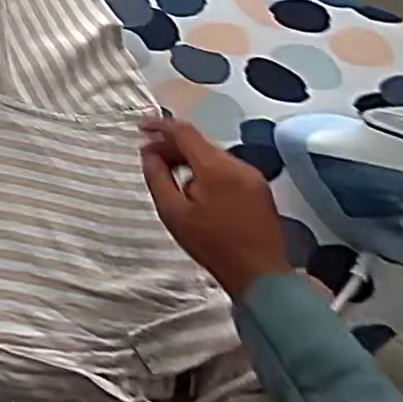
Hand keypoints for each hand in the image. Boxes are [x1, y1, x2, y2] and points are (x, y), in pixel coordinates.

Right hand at [139, 116, 289, 296]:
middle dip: (172, 145)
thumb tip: (148, 153)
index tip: (142, 127)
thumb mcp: (173, 212)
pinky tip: (194, 186)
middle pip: (198, 142)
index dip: (160, 125)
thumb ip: (156, 177)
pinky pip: (226, 167)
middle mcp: (238, 166)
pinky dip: (205, 168)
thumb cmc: (212, 245)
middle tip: (150, 157)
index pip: (184, 132)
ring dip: (188, 157)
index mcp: (216, 169)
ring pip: (212, 154)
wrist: (260, 276)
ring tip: (170, 174)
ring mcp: (252, 176)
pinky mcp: (259, 187)